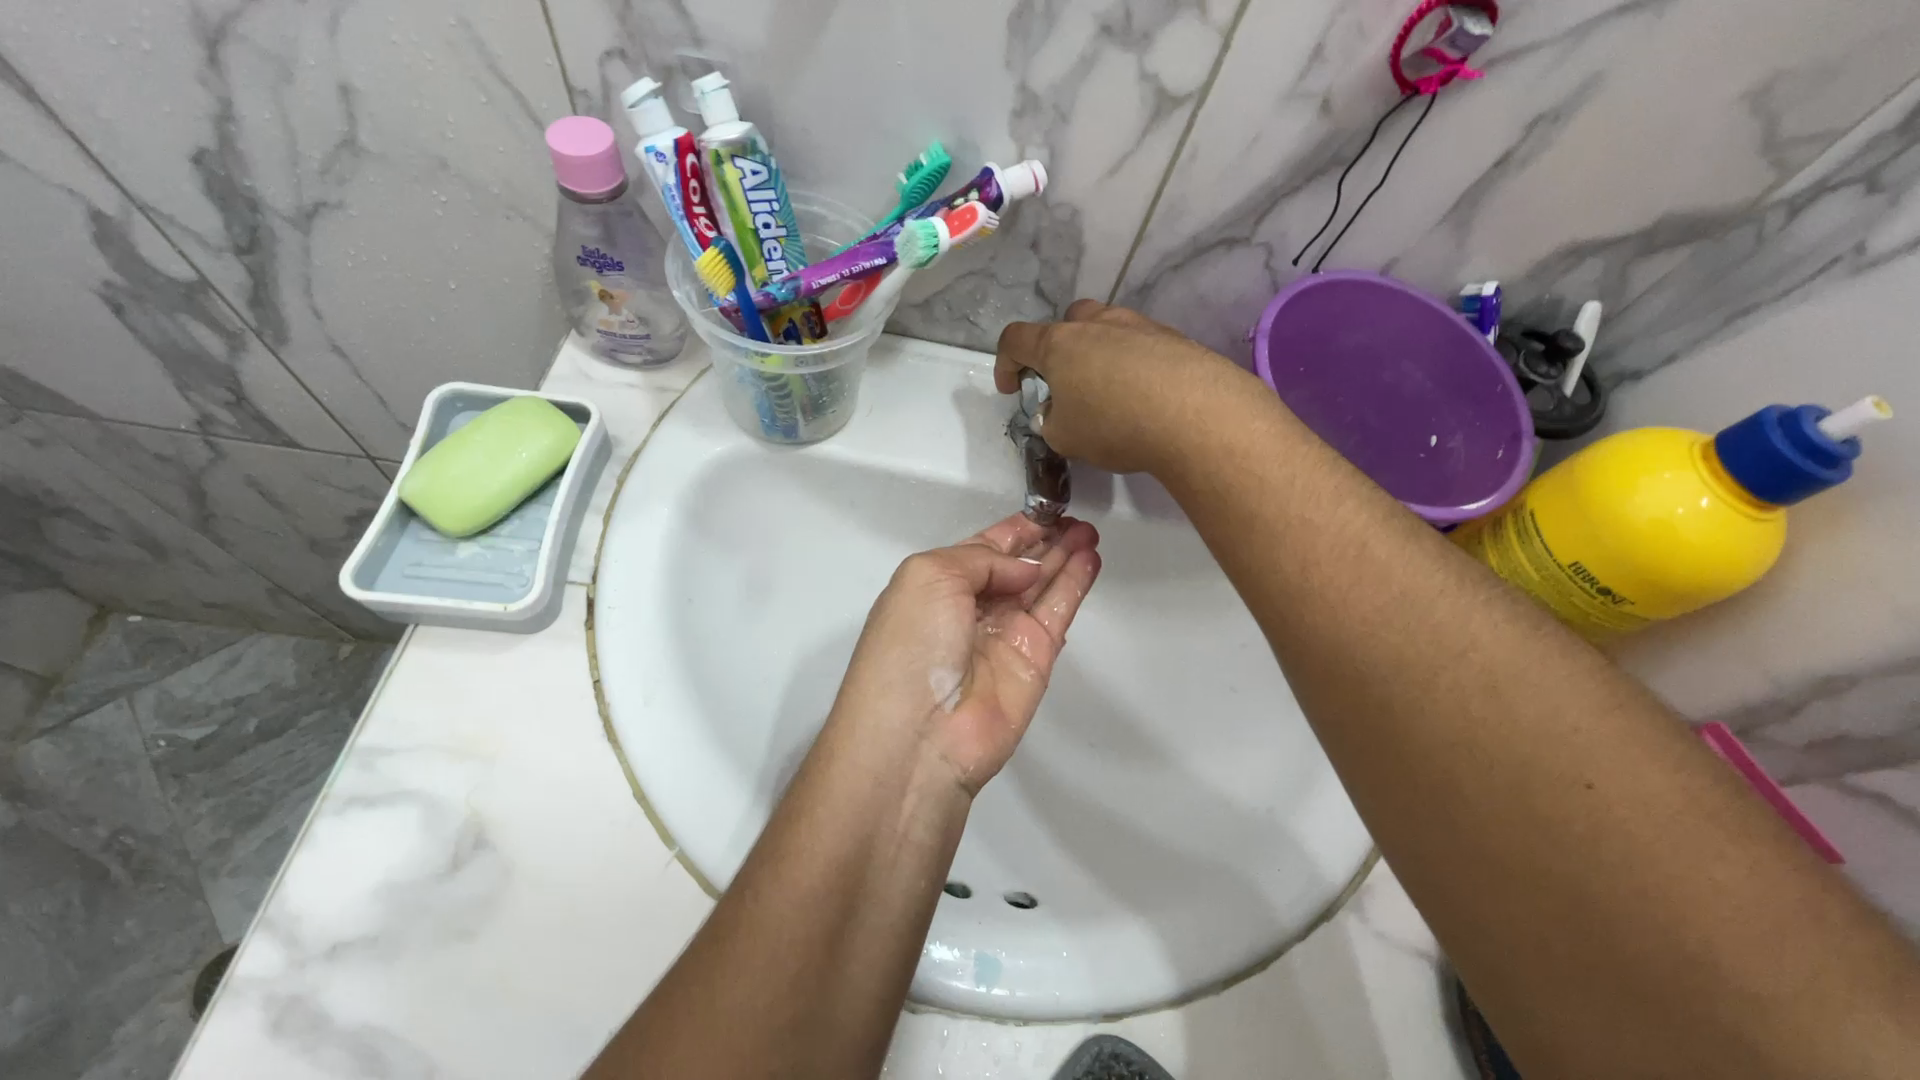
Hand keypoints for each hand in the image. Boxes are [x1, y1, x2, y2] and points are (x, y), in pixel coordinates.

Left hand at [828, 514, 1101, 795]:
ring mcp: (1004, 635)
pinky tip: (1091, 558)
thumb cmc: (911, 646)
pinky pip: (1058, 612)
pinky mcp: (1036, 659)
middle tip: (1076, 518)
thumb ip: (981, 560)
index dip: (1012, 531)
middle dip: (1043, 541)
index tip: (1045, 509)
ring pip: (1041, 585)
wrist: (920, 735)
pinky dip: (1076, 584)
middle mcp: (970, 609)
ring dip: (1065, 556)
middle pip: (1015, 566)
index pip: (981, 550)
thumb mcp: (929, 577)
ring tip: (1090, 530)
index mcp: (935, 586)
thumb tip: (1025, 569)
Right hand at [995, 299, 1263, 473]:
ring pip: (1108, 330)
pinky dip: (1136, 366)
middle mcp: (1097, 324)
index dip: (1005, 363)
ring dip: (1100, 356)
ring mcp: (1139, 326)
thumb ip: (1052, 422)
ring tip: (1111, 394)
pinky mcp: (1174, 339)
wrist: (1195, 414)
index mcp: (1059, 344)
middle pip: (1067, 323)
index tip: (1012, 389)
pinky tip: (1147, 398)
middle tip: (1067, 385)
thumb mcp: (1065, 438)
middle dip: (1060, 350)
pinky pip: (1142, 347)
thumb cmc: (1114, 425)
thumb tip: (1058, 412)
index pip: (1016, 339)